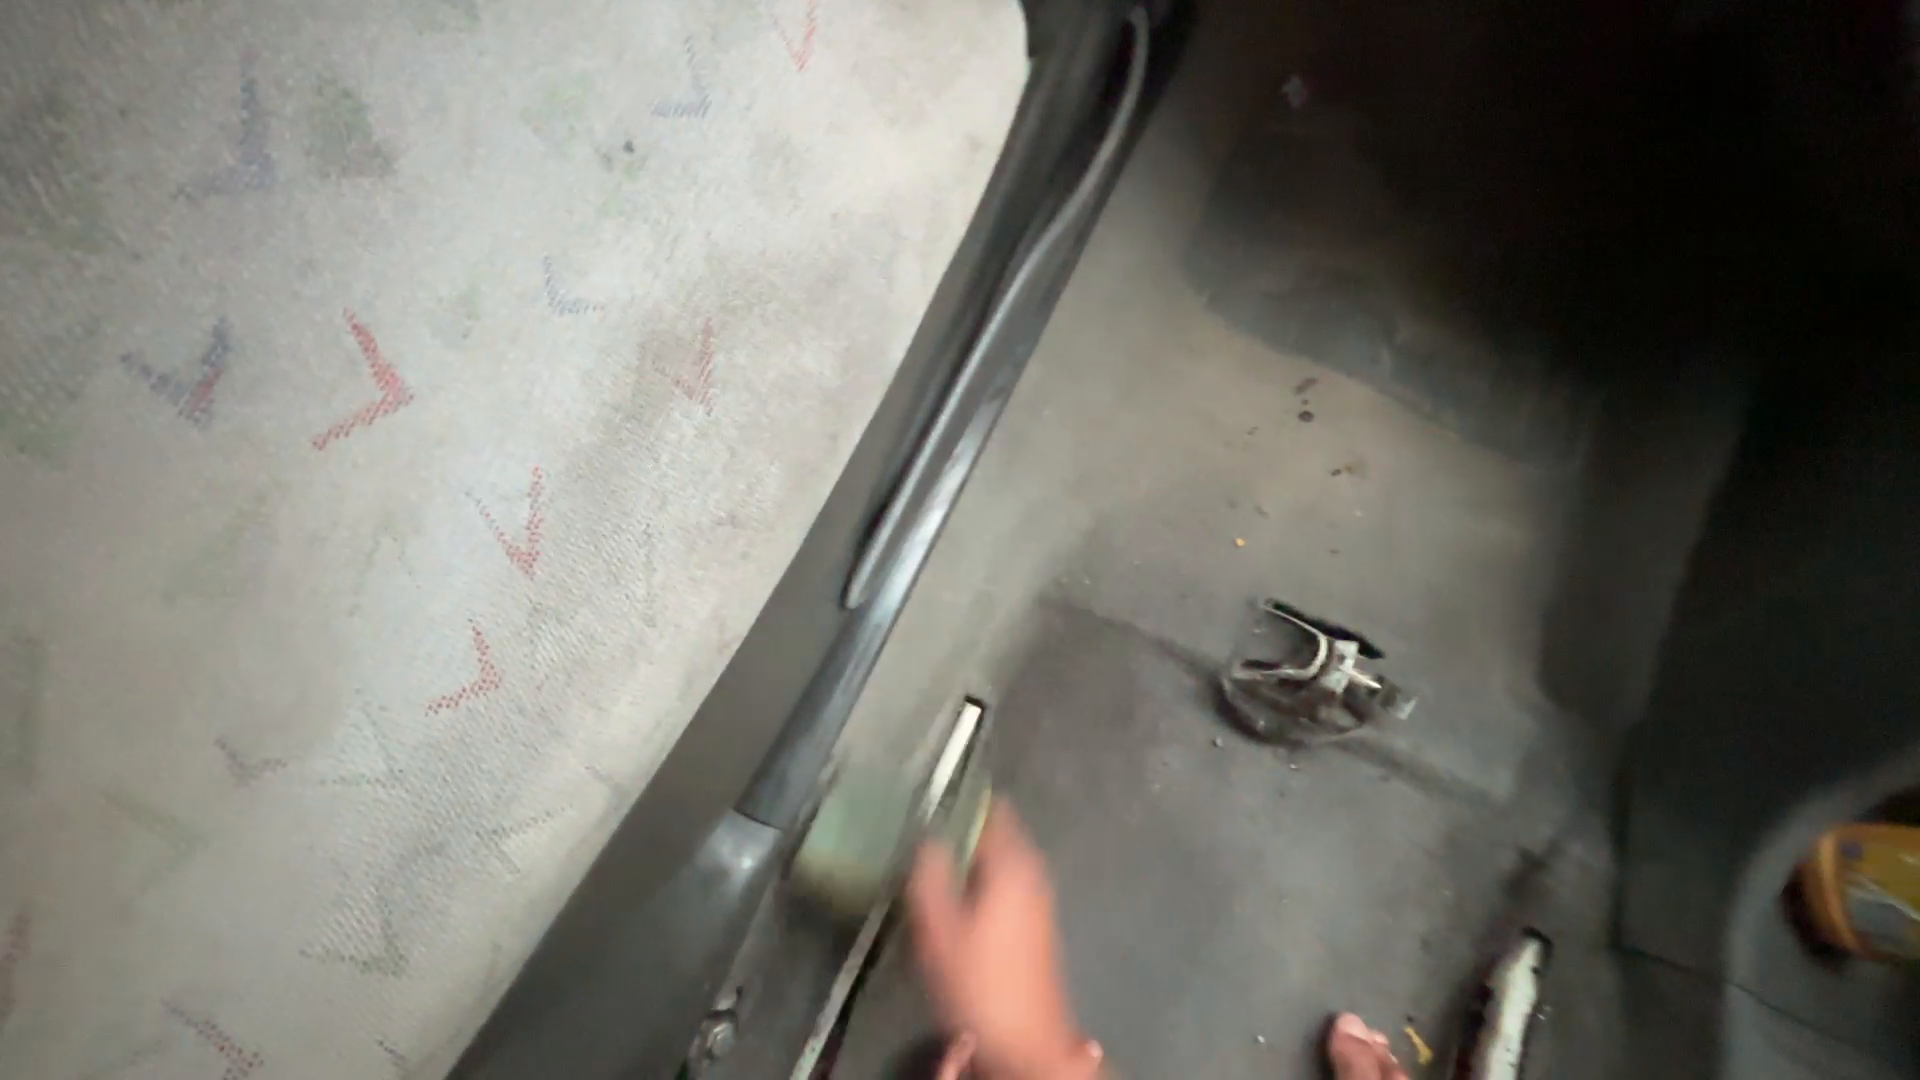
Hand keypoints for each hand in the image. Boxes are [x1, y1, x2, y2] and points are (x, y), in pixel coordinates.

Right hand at [907, 801, 1101, 1079]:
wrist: (1026, 1040)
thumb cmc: (980, 980)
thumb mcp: (940, 928)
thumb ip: (930, 874)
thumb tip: (926, 834)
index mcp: (1012, 860)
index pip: (990, 808)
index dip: (961, 798)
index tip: (931, 795)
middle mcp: (1032, 867)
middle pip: (996, 830)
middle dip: (964, 825)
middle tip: (925, 827)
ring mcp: (1038, 893)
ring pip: (1001, 855)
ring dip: (972, 852)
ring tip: (935, 857)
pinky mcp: (1037, 916)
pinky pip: (1006, 877)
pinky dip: (983, 874)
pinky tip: (958, 892)